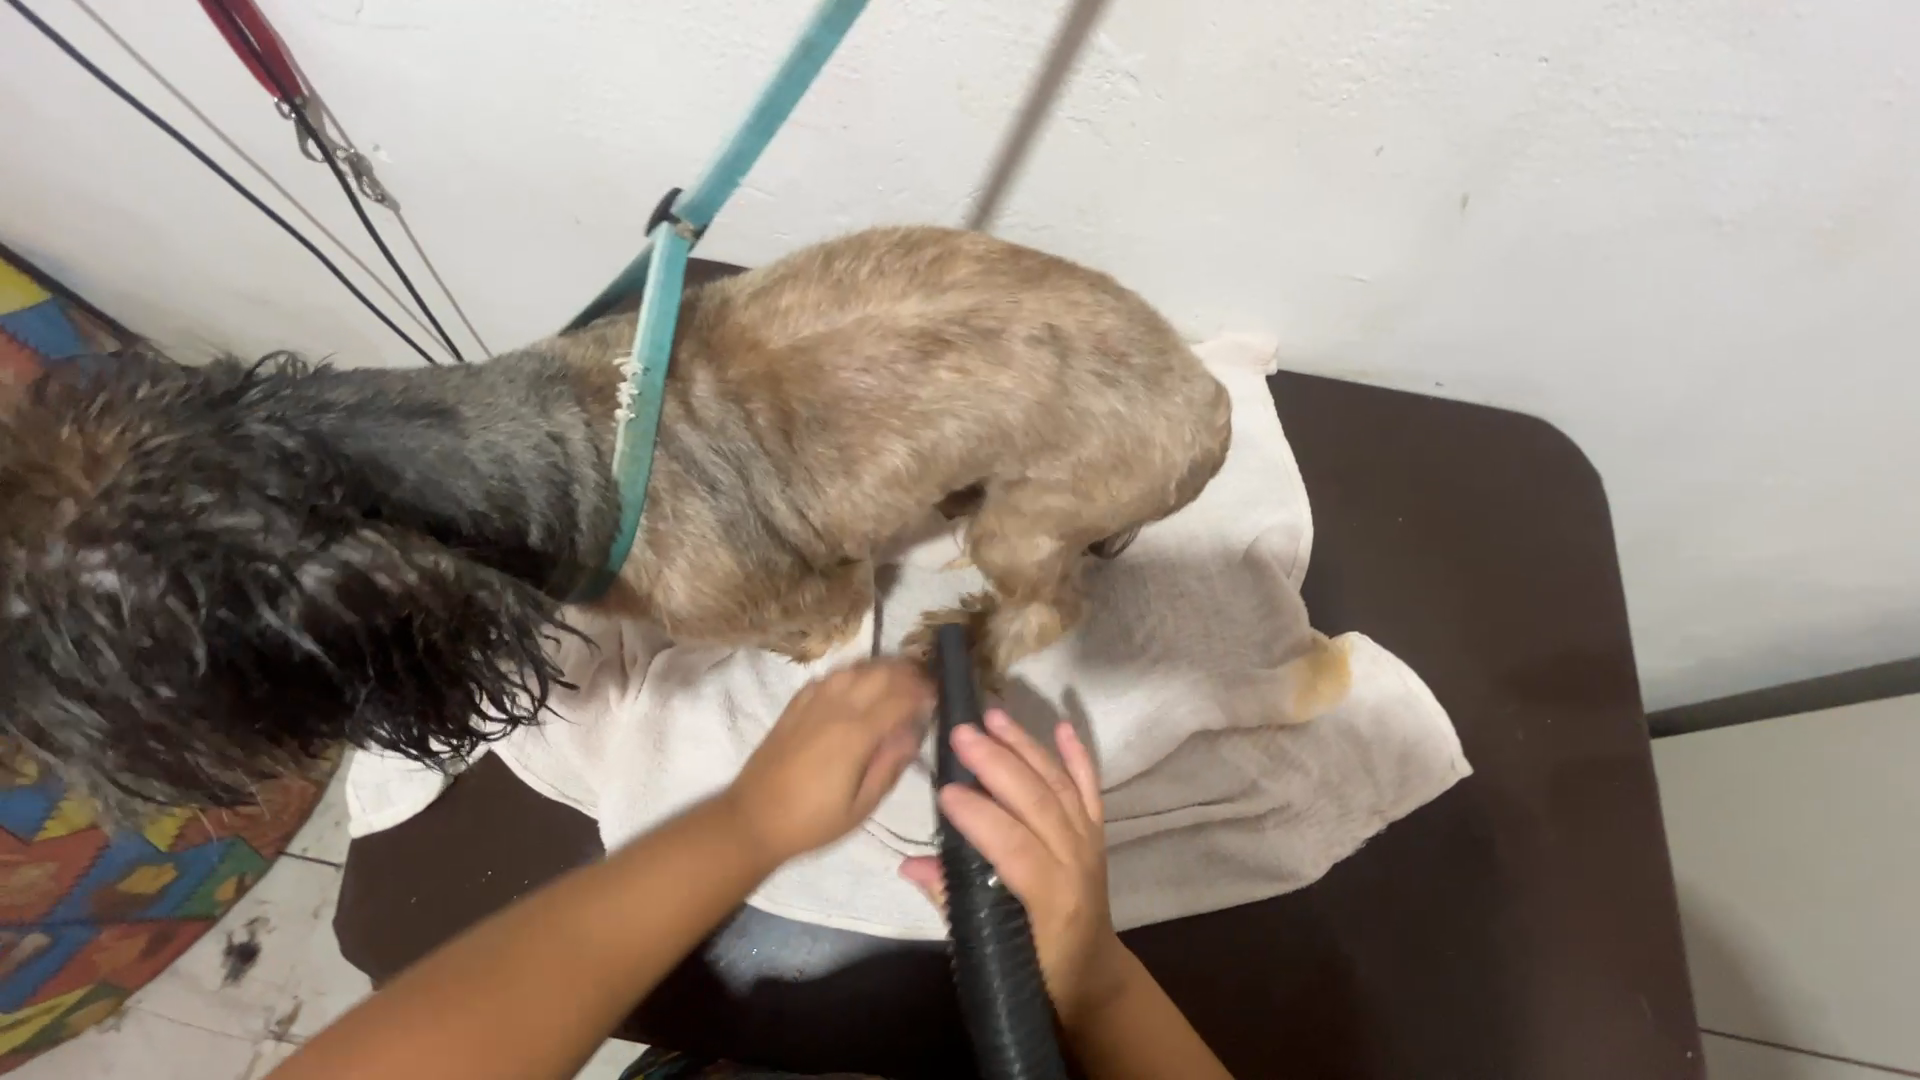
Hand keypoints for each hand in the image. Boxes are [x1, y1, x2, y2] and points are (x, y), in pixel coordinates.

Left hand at [725, 660, 932, 865]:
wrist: (752, 820)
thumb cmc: (812, 821)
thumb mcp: (862, 806)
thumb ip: (891, 764)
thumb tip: (914, 732)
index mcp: (856, 734)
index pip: (900, 697)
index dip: (924, 691)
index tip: (939, 695)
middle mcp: (835, 708)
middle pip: (880, 673)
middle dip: (908, 672)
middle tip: (924, 684)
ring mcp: (812, 702)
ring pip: (855, 668)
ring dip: (881, 669)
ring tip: (898, 680)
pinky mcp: (795, 705)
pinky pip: (831, 676)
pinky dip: (853, 674)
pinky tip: (859, 686)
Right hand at [900, 709, 1131, 1028]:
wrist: (1094, 975)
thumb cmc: (1040, 971)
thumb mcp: (994, 953)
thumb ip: (954, 905)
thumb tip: (911, 866)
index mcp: (1052, 898)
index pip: (1016, 847)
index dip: (982, 816)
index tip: (945, 790)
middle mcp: (1076, 862)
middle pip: (1039, 802)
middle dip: (998, 764)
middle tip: (961, 734)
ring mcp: (1090, 841)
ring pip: (1058, 784)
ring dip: (1025, 747)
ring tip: (993, 717)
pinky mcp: (1096, 831)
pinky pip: (1089, 787)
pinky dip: (1077, 754)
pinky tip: (1061, 726)